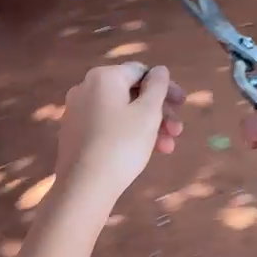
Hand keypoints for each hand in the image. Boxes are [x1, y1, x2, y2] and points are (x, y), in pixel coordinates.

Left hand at [55, 63, 184, 197]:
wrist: (85, 186)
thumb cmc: (122, 144)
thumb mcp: (148, 113)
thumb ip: (158, 86)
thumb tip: (159, 70)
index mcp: (103, 77)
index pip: (140, 71)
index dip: (165, 86)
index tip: (182, 104)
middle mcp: (85, 88)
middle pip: (131, 93)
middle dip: (159, 112)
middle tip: (177, 131)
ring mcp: (77, 112)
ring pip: (121, 112)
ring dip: (147, 126)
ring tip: (166, 148)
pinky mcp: (74, 134)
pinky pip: (107, 125)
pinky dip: (128, 134)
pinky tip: (143, 152)